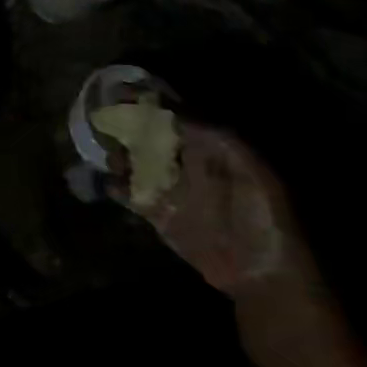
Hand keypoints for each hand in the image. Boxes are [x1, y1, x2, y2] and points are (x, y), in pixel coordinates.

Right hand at [114, 120, 294, 293]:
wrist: (261, 274)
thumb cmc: (261, 217)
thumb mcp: (247, 170)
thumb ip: (214, 139)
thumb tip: (174, 110)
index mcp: (211, 149)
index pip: (174, 117)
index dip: (150, 104)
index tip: (124, 93)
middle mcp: (187, 164)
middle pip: (149, 137)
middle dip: (127, 127)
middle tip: (105, 121)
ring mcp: (170, 189)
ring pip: (135, 162)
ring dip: (119, 156)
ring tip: (110, 156)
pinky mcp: (157, 214)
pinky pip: (129, 194)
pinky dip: (115, 186)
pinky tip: (108, 182)